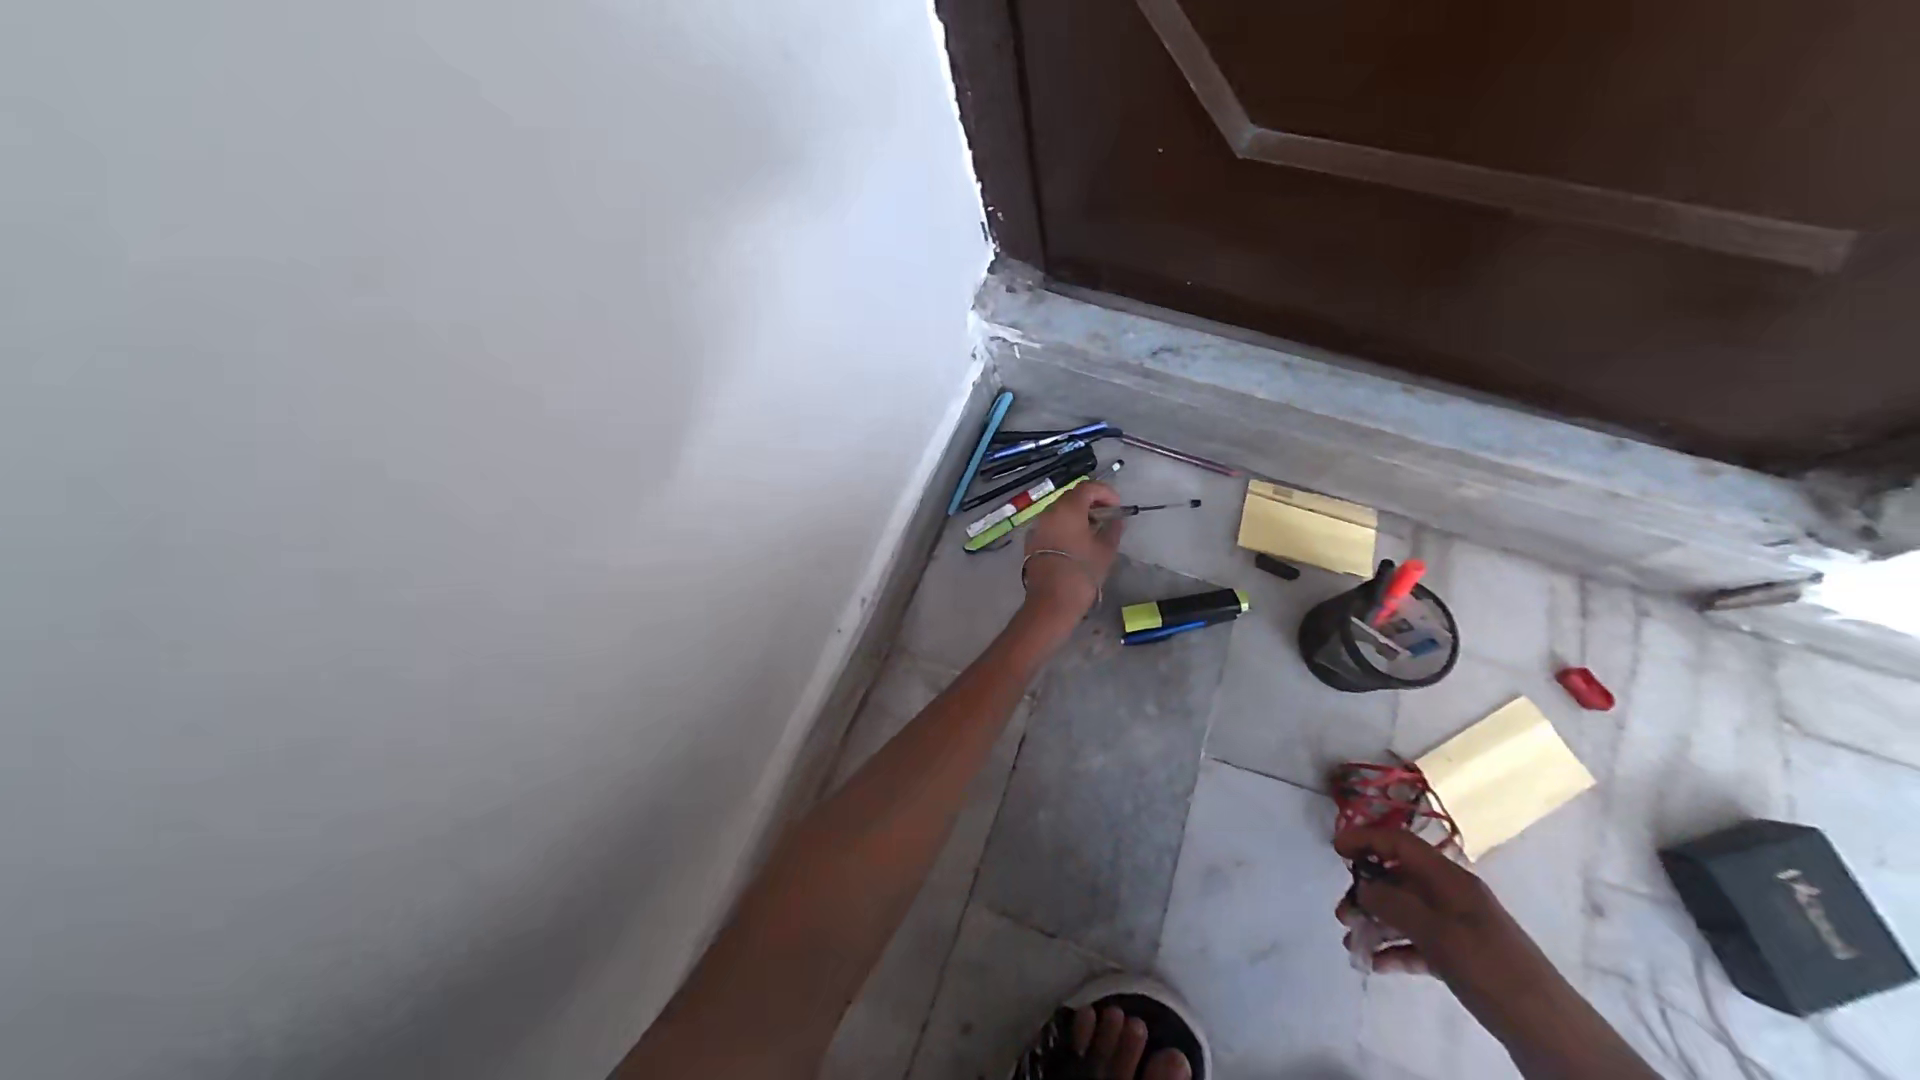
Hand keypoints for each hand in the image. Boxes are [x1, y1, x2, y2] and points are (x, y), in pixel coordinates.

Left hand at [1020, 481, 1123, 620]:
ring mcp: (1037, 526)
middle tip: (1107, 516)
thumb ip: (1113, 529)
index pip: (1087, 487)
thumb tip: (1115, 520)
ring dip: (1077, 514)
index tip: (1117, 506)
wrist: (1052, 601)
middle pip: (1071, 497)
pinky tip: (1076, 542)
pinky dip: (1064, 526)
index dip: (1105, 492)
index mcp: (1067, 509)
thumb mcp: (1105, 550)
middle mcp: (1048, 512)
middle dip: (1091, 502)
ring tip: (1093, 530)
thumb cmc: (1082, 572)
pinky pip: (1050, 525)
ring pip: (1059, 511)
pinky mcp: (1031, 542)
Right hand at [1333, 828, 1557, 997]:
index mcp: (1450, 880)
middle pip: (1398, 880)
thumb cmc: (1489, 967)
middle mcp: (1451, 897)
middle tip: (1342, 914)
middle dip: (1366, 892)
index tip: (1336, 849)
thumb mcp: (1437, 932)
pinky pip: (1416, 943)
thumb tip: (1363, 887)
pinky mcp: (1458, 957)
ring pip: (1404, 913)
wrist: (1547, 1029)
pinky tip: (1375, 964)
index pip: (1401, 843)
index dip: (1366, 839)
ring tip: (1352, 943)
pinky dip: (1394, 949)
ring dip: (1375, 923)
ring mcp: (1456, 928)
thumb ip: (1394, 904)